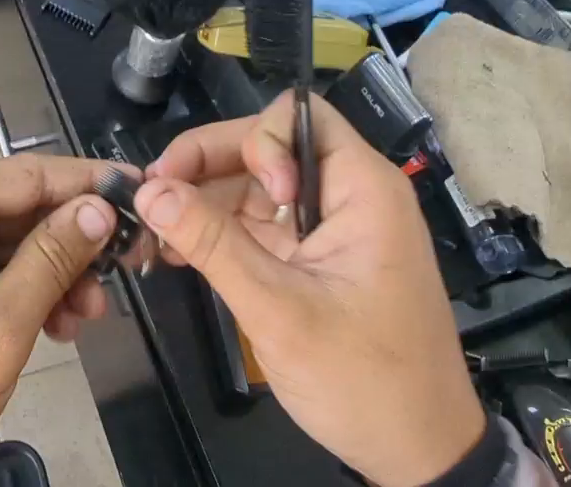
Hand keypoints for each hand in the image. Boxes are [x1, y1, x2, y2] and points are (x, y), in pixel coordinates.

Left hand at [0, 155, 123, 486]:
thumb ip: (53, 258)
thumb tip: (100, 208)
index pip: (28, 175)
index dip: (88, 182)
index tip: (141, 193)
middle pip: (20, 208)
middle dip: (74, 240)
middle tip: (126, 270)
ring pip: (10, 242)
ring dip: (54, 273)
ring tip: (88, 316)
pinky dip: (26, 292)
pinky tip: (56, 325)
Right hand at [136, 94, 484, 486]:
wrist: (419, 455)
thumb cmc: (364, 380)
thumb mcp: (280, 310)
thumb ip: (214, 245)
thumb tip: (150, 191)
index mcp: (361, 189)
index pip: (301, 118)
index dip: (259, 140)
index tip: (242, 192)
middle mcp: (343, 194)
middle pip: (266, 147)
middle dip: (208, 166)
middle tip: (153, 193)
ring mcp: (323, 226)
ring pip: (251, 185)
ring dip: (201, 201)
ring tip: (153, 230)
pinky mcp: (308, 256)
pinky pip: (255, 224)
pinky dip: (216, 233)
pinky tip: (176, 251)